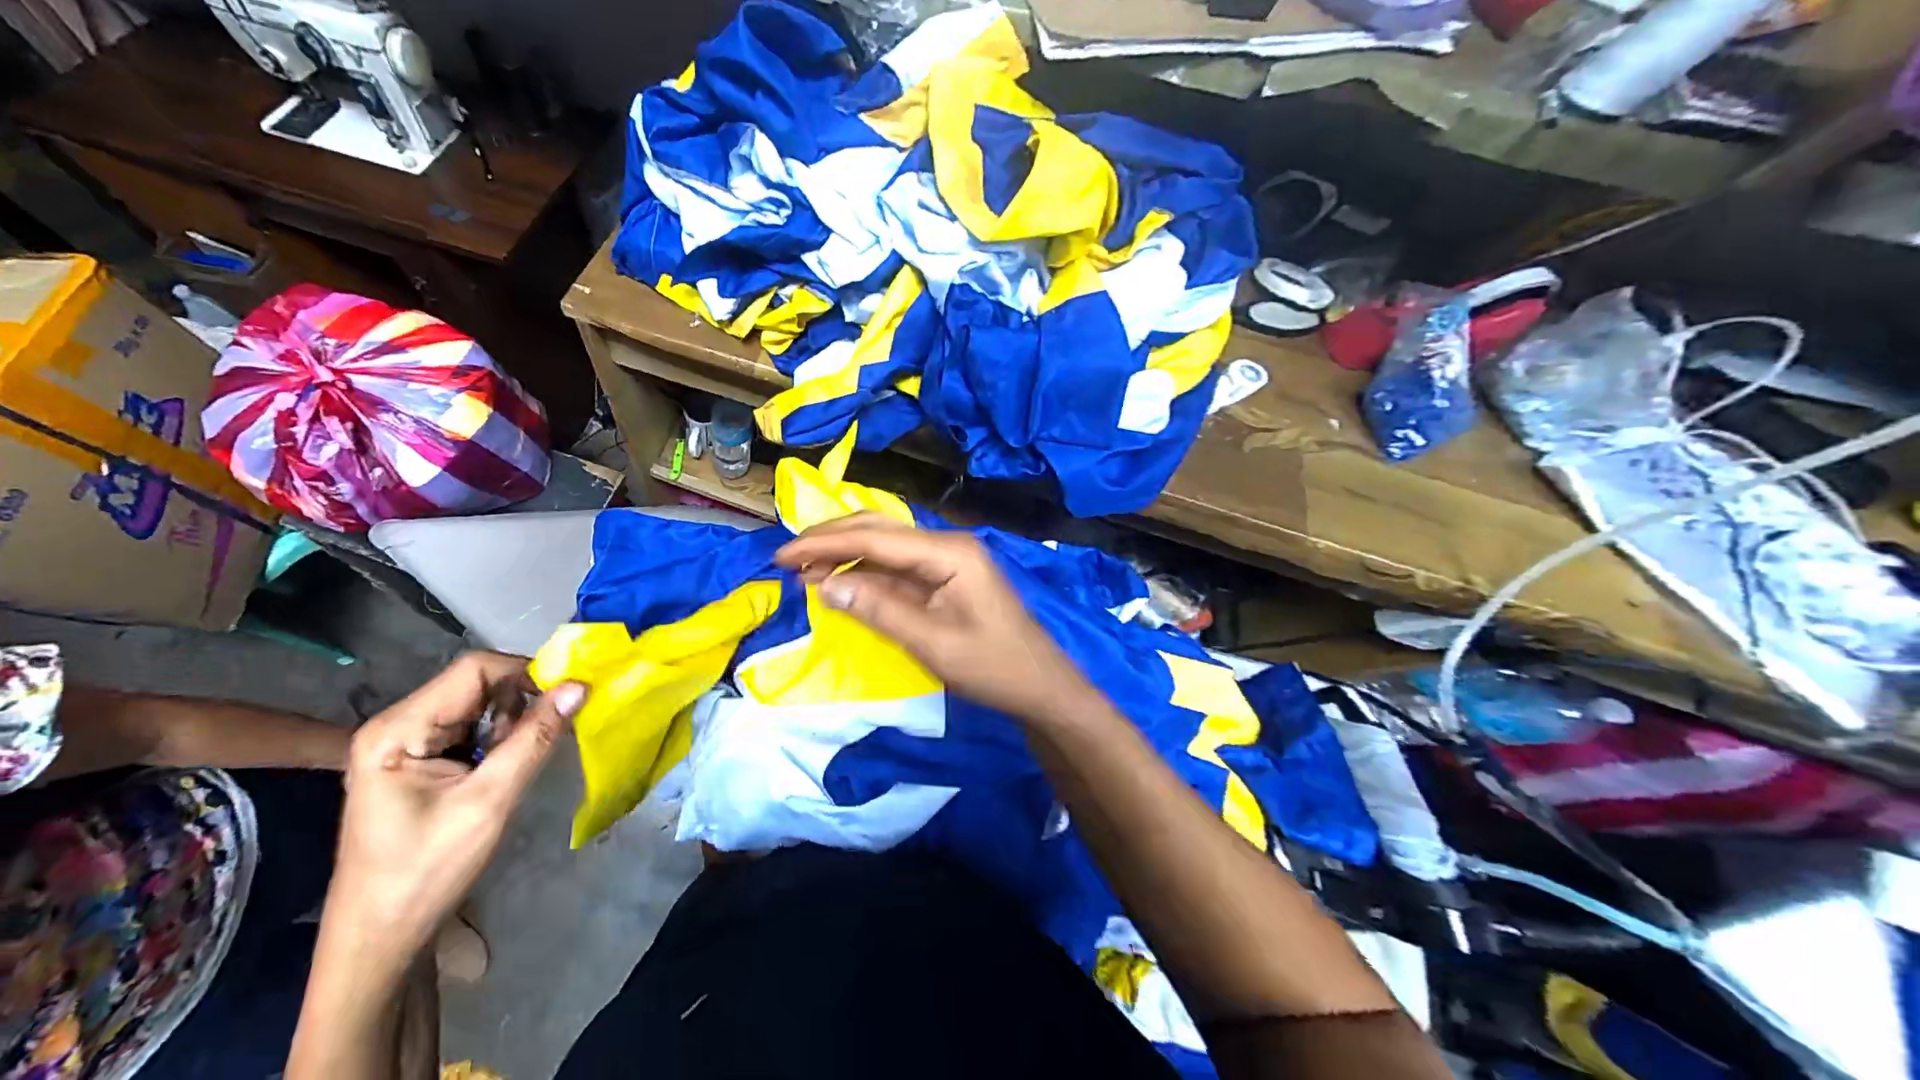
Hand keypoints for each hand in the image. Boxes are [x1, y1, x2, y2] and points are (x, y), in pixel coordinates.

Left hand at [325, 652, 585, 970]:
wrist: (380, 938)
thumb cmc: (426, 872)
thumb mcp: (489, 802)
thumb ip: (535, 738)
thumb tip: (580, 685)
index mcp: (397, 729)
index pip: (474, 670)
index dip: (527, 673)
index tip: (571, 695)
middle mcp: (396, 724)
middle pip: (476, 684)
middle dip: (522, 700)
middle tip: (554, 732)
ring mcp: (405, 742)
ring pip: (479, 705)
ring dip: (515, 721)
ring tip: (532, 754)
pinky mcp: (418, 760)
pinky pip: (471, 729)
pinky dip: (502, 738)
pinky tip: (513, 764)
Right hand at [775, 514, 1092, 721]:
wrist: (1041, 686)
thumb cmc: (994, 667)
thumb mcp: (932, 644)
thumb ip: (878, 610)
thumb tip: (824, 585)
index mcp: (950, 552)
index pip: (876, 538)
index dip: (825, 544)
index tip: (782, 556)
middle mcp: (948, 545)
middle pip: (880, 529)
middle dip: (831, 539)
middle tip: (786, 558)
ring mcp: (949, 560)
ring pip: (886, 545)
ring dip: (845, 554)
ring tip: (804, 570)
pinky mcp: (947, 578)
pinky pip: (898, 567)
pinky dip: (866, 573)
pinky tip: (841, 583)